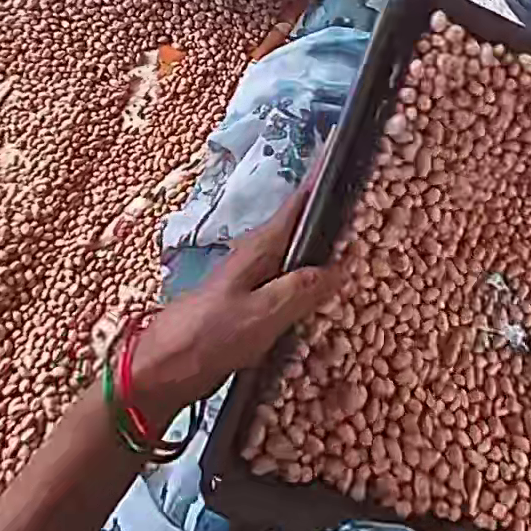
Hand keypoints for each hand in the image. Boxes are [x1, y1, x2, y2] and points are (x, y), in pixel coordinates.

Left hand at [126, 181, 344, 429]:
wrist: (164, 367)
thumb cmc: (211, 335)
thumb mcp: (263, 313)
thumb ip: (301, 289)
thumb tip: (340, 268)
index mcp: (260, 246)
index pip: (297, 204)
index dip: (321, 184)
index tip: (345, 163)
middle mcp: (256, 255)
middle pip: (300, 230)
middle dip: (330, 220)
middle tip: (367, 215)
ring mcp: (251, 279)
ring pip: (295, 258)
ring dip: (321, 253)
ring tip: (356, 253)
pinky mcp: (247, 302)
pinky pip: (287, 284)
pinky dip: (308, 283)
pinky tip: (324, 299)